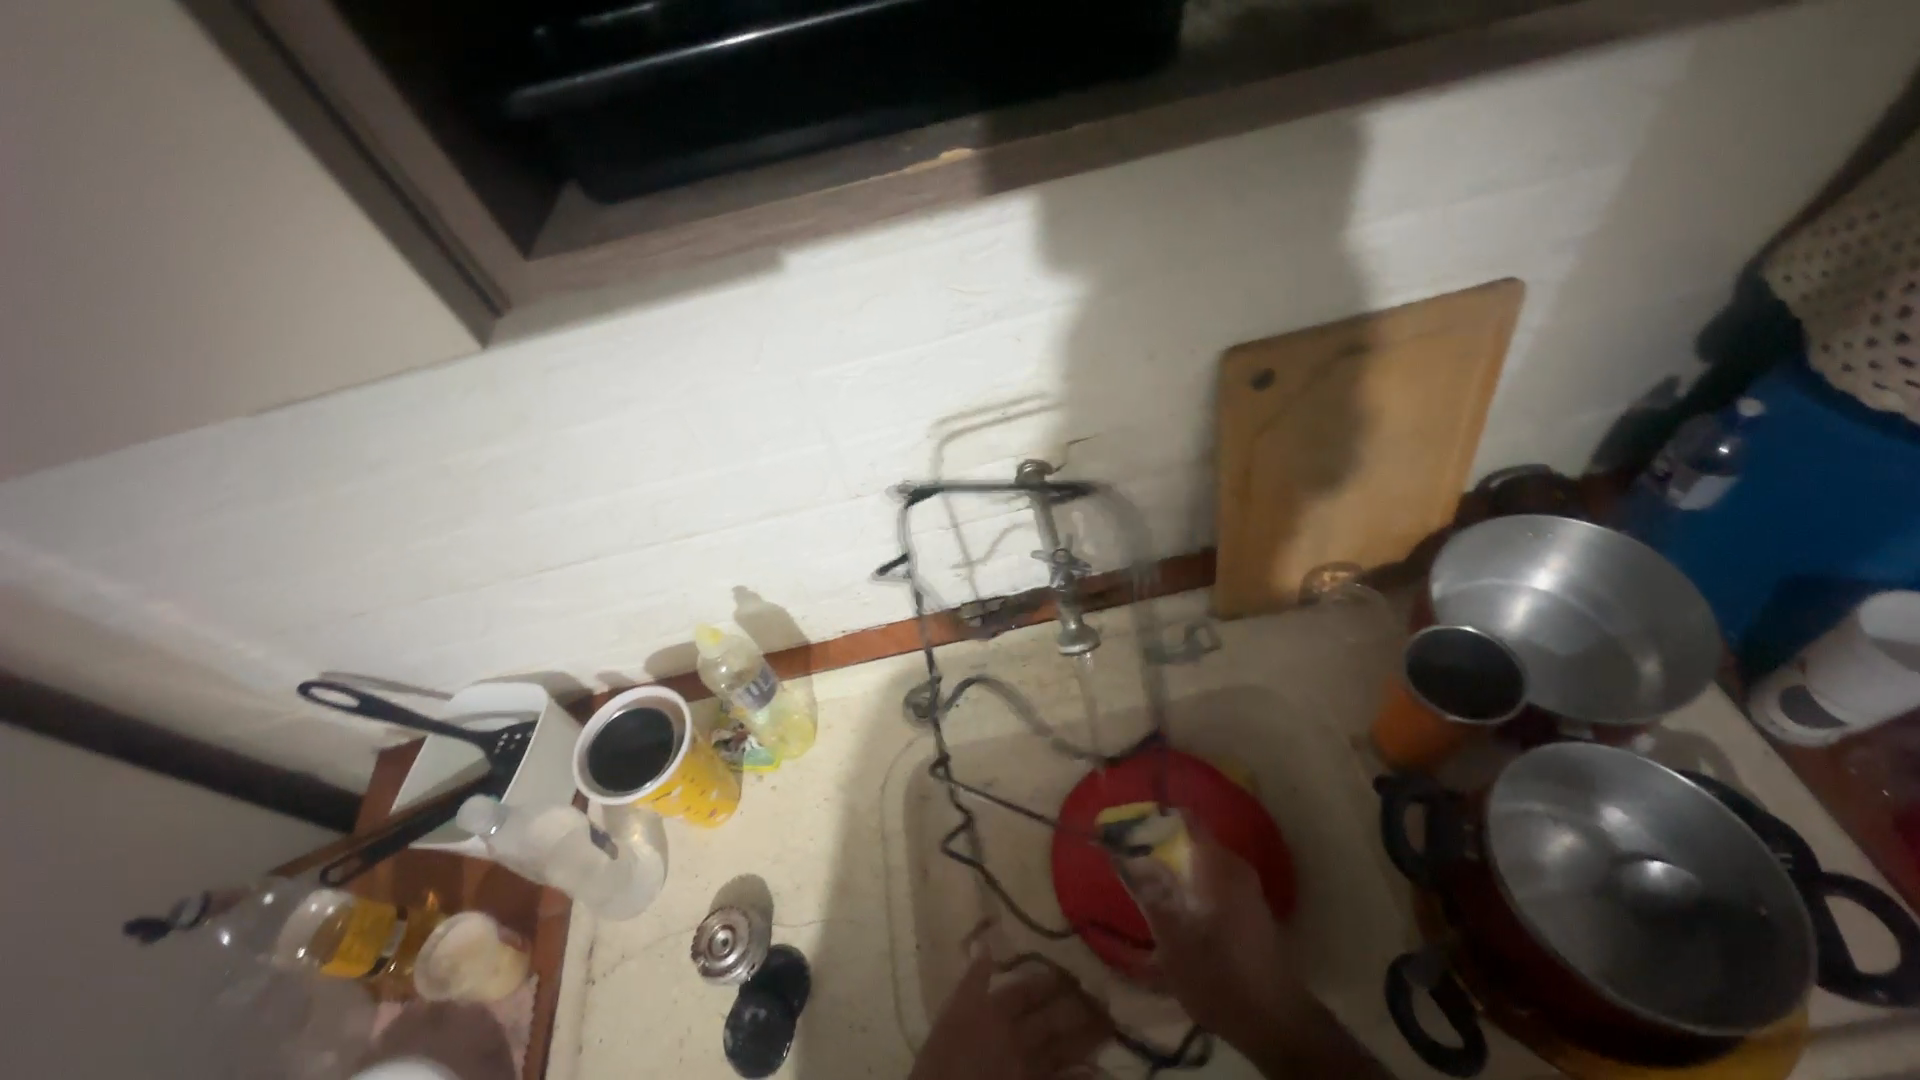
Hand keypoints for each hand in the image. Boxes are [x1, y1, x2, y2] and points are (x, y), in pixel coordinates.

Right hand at [908, 952, 1112, 1079]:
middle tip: (1100, 992)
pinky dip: (1081, 1077)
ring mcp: (1028, 1068)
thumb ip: (972, 980)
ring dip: (1087, 1034)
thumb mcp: (950, 1012)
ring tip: (1108, 1022)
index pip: (1030, 989)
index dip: (1052, 978)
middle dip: (1077, 1003)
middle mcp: (1018, 1036)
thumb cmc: (939, 1058)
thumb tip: (985, 946)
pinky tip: (1097, 1070)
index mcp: (996, 1012)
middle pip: (1054, 1015)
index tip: (1072, 968)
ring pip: (1064, 1046)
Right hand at [1121, 818, 1308, 1053]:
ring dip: (1175, 872)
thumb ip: (1150, 893)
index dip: (1155, 820)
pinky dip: (1190, 890)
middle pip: (1192, 843)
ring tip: (1144, 888)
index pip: (1186, 821)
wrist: (1274, 1023)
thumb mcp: (1173, 940)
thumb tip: (1124, 856)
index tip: (1127, 828)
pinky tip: (1173, 912)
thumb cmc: (1219, 977)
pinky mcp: (1249, 912)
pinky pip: (1212, 884)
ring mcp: (1246, 891)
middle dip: (1160, 848)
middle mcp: (1236, 870)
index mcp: (1218, 868)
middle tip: (1128, 862)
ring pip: (1202, 866)